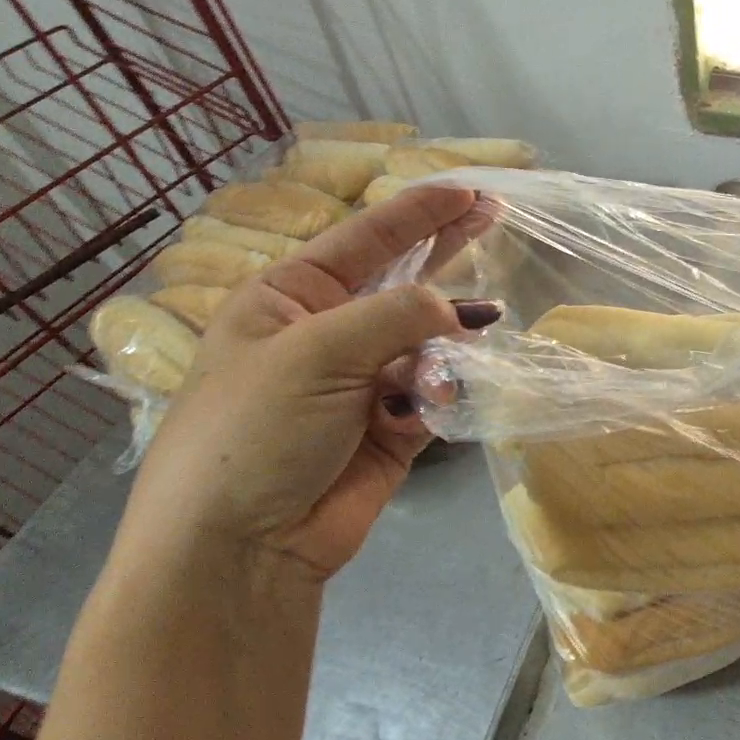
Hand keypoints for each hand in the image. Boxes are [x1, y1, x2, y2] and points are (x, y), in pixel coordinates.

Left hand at [123, 185, 498, 578]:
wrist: (243, 547)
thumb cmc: (255, 432)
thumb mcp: (314, 353)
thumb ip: (395, 316)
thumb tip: (462, 312)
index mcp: (288, 300)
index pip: (364, 240)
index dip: (417, 213)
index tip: (467, 191)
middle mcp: (328, 334)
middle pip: (402, 282)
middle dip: (446, 253)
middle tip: (496, 217)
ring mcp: (363, 382)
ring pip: (428, 342)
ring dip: (442, 348)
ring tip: (454, 358)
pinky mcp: (394, 428)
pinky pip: (436, 392)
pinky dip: (440, 395)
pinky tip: (431, 404)